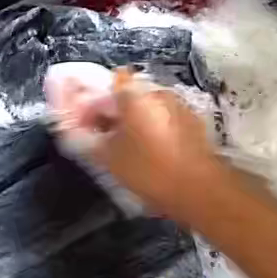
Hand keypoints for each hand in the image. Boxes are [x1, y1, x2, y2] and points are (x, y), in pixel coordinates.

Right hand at [93, 69, 233, 221]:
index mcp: (134, 94)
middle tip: (103, 140)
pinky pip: (164, 120)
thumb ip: (88, 139)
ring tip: (127, 150)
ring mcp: (179, 105)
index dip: (91, 106)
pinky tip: (151, 154)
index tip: (85, 126)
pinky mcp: (194, 122)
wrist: (201, 189)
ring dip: (135, 123)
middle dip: (113, 115)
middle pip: (127, 97)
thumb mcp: (108, 158)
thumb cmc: (149, 170)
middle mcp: (158, 91)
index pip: (104, 88)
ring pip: (147, 109)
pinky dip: (154, 131)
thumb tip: (76, 130)